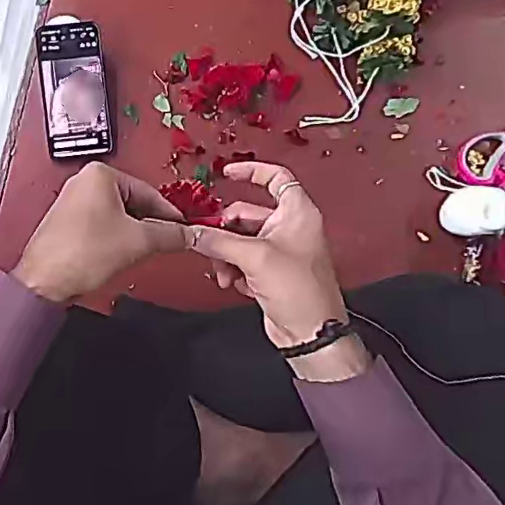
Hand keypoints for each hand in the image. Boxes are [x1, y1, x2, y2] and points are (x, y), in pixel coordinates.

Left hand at [12, 162, 187, 302]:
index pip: (149, 193)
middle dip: (149, 225)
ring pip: (119, 215)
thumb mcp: (138, 241)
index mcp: (100, 174)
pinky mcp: (67, 220)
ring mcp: (73, 200)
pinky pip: (102, 223)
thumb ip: (170, 234)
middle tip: (164, 244)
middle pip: (134, 203)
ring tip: (139, 252)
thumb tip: (190, 233)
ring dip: (133, 233)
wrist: (43, 282)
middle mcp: (84, 181)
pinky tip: (118, 254)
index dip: (169, 215)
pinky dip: (115, 237)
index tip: (183, 230)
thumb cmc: (82, 253)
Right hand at [182, 162, 346, 348]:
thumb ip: (220, 241)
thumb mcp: (255, 257)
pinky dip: (233, 269)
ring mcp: (279, 250)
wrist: (310, 333)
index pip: (275, 178)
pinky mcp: (269, 272)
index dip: (251, 172)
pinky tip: (234, 283)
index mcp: (297, 212)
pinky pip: (242, 260)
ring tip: (222, 273)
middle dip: (224, 230)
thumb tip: (194, 232)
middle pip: (246, 215)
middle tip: (208, 243)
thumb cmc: (299, 289)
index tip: (226, 174)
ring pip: (240, 240)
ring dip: (225, 254)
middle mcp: (289, 227)